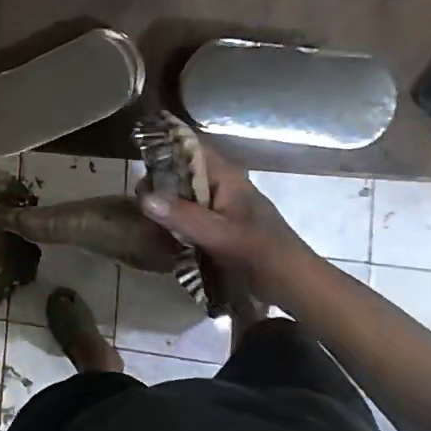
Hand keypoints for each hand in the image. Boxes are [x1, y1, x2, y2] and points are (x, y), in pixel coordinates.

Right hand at [137, 142, 314, 296]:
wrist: (293, 283)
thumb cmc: (261, 252)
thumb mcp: (219, 235)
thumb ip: (182, 216)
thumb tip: (144, 197)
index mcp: (226, 177)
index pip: (191, 149)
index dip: (166, 147)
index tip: (139, 158)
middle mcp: (222, 186)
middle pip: (183, 173)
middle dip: (159, 183)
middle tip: (137, 201)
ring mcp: (221, 208)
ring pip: (184, 197)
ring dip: (165, 207)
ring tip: (143, 219)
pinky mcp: (220, 228)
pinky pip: (190, 218)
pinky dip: (175, 224)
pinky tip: (160, 235)